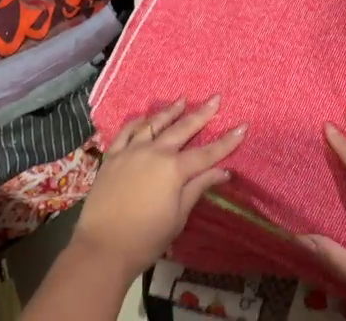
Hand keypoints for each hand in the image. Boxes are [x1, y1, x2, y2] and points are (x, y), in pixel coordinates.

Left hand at [73, 96, 246, 278]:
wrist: (103, 246)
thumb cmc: (146, 238)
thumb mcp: (178, 216)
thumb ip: (198, 188)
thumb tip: (223, 171)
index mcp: (174, 170)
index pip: (206, 153)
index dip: (227, 142)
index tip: (242, 127)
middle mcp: (154, 152)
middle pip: (182, 129)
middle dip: (201, 114)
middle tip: (215, 99)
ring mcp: (131, 151)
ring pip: (154, 124)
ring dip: (170, 111)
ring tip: (183, 100)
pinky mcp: (112, 156)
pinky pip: (126, 131)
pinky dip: (138, 122)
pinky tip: (145, 117)